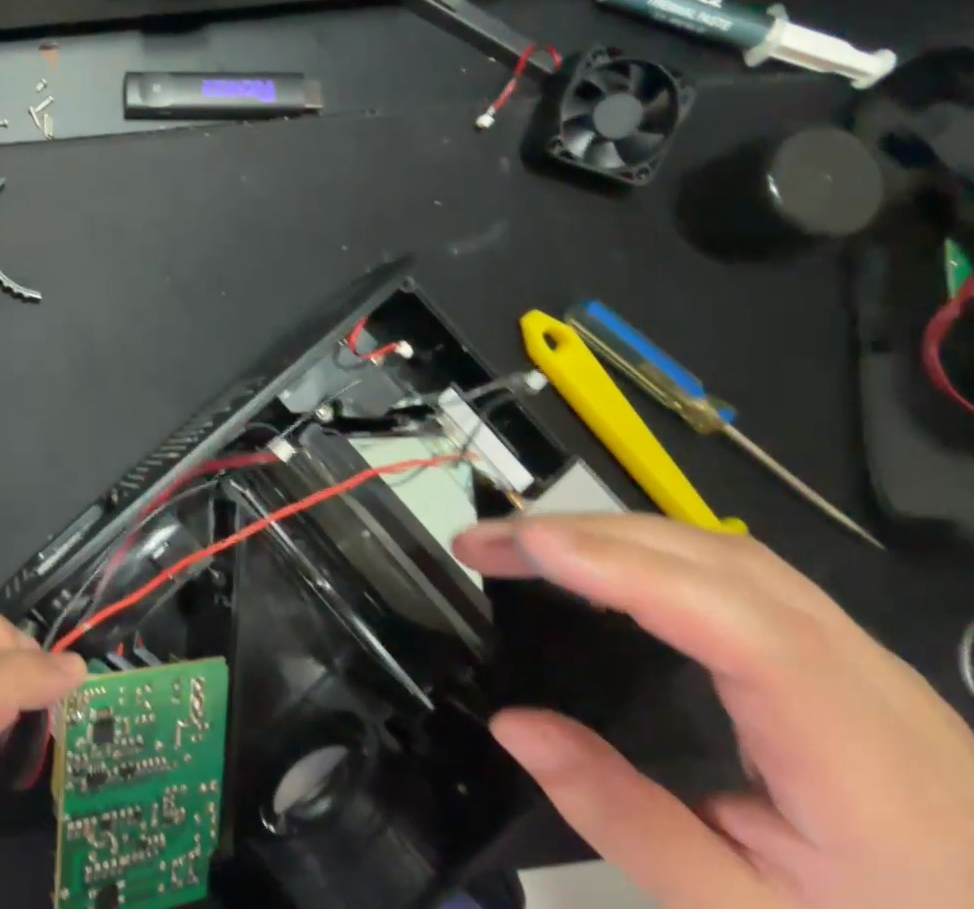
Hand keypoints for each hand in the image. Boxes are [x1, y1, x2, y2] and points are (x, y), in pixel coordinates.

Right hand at [454, 515, 973, 907]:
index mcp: (850, 749)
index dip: (626, 570)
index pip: (735, 623)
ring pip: (732, 554)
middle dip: (589, 534)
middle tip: (482, 543)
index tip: (523, 545)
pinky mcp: (845, 656)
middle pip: (722, 563)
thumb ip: (624, 817)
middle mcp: (865, 678)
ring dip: (616, 532)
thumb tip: (512, 723)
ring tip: (523, 544)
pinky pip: (742, 572)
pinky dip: (652, 549)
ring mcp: (863, 658)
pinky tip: (602, 563)